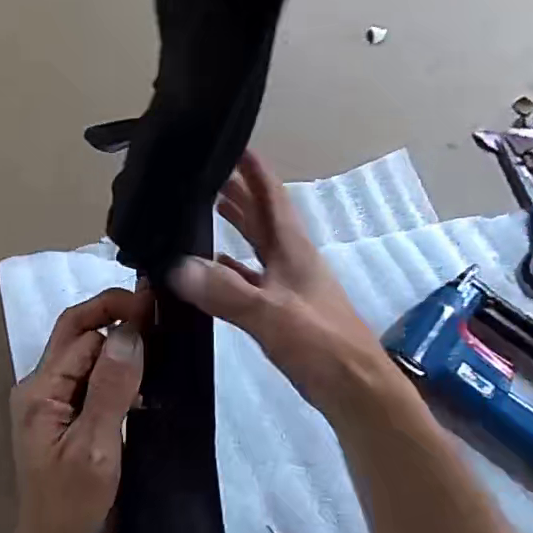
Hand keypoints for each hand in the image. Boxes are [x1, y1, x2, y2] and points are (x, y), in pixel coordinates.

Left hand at [7, 287, 149, 532]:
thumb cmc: (74, 507)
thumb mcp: (96, 447)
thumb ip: (111, 387)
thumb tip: (131, 329)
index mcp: (41, 391)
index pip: (82, 332)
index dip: (119, 312)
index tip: (160, 304)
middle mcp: (44, 389)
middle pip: (81, 335)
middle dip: (119, 318)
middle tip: (166, 316)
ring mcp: (58, 404)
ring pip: (93, 356)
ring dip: (125, 345)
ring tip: (167, 342)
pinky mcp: (74, 419)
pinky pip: (99, 380)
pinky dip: (126, 371)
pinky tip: (152, 378)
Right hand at [168, 151, 397, 414]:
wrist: (355, 390)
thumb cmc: (322, 345)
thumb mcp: (271, 315)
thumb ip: (226, 292)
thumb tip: (177, 266)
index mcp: (294, 250)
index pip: (273, 197)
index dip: (254, 170)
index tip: (231, 143)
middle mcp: (292, 261)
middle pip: (264, 217)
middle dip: (240, 192)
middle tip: (207, 172)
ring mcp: (289, 287)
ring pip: (258, 247)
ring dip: (238, 227)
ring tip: (208, 209)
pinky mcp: (284, 312)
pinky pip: (252, 281)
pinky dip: (232, 271)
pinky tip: (213, 273)